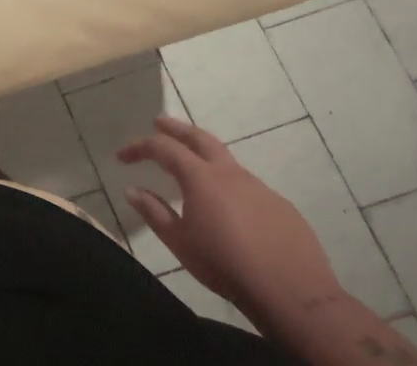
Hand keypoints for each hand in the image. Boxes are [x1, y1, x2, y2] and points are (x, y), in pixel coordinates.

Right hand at [117, 116, 338, 314]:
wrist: (294, 294)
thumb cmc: (226, 264)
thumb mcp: (179, 241)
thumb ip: (154, 212)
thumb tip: (132, 189)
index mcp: (201, 178)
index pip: (163, 148)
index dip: (139, 147)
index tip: (122, 157)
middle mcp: (232, 174)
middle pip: (201, 138)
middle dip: (177, 128)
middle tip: (159, 122)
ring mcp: (262, 189)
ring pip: (228, 163)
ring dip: (206, 159)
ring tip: (192, 171)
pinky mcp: (283, 209)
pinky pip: (250, 189)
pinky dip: (231, 187)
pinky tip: (230, 210)